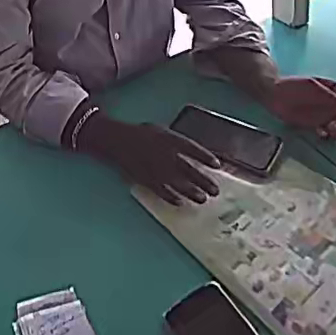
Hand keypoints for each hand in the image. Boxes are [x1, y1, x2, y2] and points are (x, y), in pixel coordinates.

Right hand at [80, 115, 222, 204]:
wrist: (117, 140)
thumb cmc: (141, 134)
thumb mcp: (162, 132)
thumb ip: (177, 142)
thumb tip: (193, 154)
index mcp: (171, 140)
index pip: (194, 149)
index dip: (207, 157)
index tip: (218, 165)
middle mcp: (167, 155)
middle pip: (190, 170)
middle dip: (204, 181)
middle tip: (215, 191)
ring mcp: (158, 169)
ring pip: (179, 184)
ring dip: (193, 192)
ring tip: (203, 199)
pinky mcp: (147, 180)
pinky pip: (163, 192)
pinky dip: (172, 198)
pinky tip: (180, 202)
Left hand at [267, 76, 335, 139]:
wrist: (275, 95)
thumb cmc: (294, 87)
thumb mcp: (316, 89)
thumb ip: (334, 99)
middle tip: (335, 125)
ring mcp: (328, 116)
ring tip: (327, 129)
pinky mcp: (318, 126)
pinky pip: (331, 135)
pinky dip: (329, 136)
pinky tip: (319, 131)